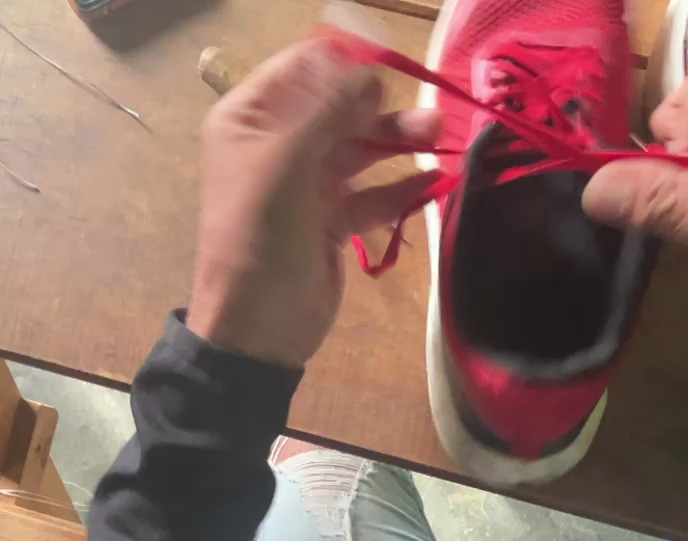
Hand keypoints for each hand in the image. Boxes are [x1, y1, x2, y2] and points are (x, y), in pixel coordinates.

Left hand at [189, 39, 440, 368]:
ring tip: (437, 136)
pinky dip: (400, 190)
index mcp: (250, 120)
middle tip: (423, 113)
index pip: (302, 68)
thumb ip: (328, 113)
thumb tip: (372, 77)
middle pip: (338, 108)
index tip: (387, 74)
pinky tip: (432, 185)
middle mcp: (278, 145)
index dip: (345, 65)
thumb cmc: (260, 240)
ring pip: (360, 150)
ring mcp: (307, 184)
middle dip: (380, 107)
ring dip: (398, 142)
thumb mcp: (286, 166)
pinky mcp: (332, 221)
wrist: (259, 328)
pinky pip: (371, 195)